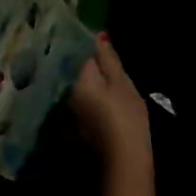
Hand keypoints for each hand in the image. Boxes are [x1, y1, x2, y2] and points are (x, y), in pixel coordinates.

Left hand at [69, 36, 151, 170]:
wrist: (124, 160)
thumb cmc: (127, 116)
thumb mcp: (122, 83)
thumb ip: (108, 59)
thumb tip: (98, 35)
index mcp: (79, 82)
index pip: (89, 61)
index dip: (106, 65)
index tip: (120, 75)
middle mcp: (68, 98)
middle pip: (85, 80)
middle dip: (100, 81)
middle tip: (123, 90)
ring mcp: (71, 118)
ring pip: (85, 98)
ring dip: (98, 98)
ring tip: (118, 105)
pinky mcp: (77, 135)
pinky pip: (87, 115)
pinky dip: (96, 114)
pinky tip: (110, 122)